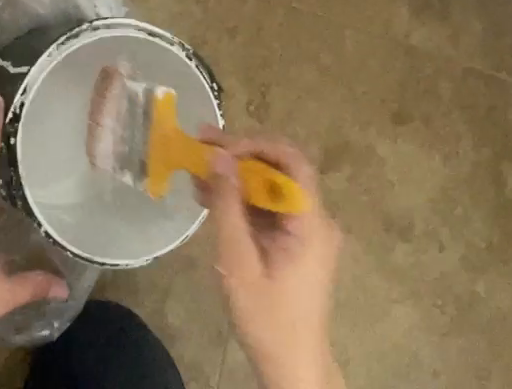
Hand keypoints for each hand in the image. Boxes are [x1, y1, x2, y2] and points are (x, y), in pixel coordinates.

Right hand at [199, 131, 343, 388]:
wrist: (292, 367)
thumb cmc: (267, 317)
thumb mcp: (238, 260)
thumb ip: (228, 206)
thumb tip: (218, 156)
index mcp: (311, 221)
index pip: (291, 161)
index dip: (255, 145)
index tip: (218, 148)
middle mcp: (315, 219)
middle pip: (279, 170)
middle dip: (238, 155)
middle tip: (199, 145)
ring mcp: (306, 231)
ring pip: (270, 187)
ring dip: (235, 177)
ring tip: (196, 171)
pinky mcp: (294, 243)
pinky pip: (268, 208)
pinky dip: (241, 200)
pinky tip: (210, 197)